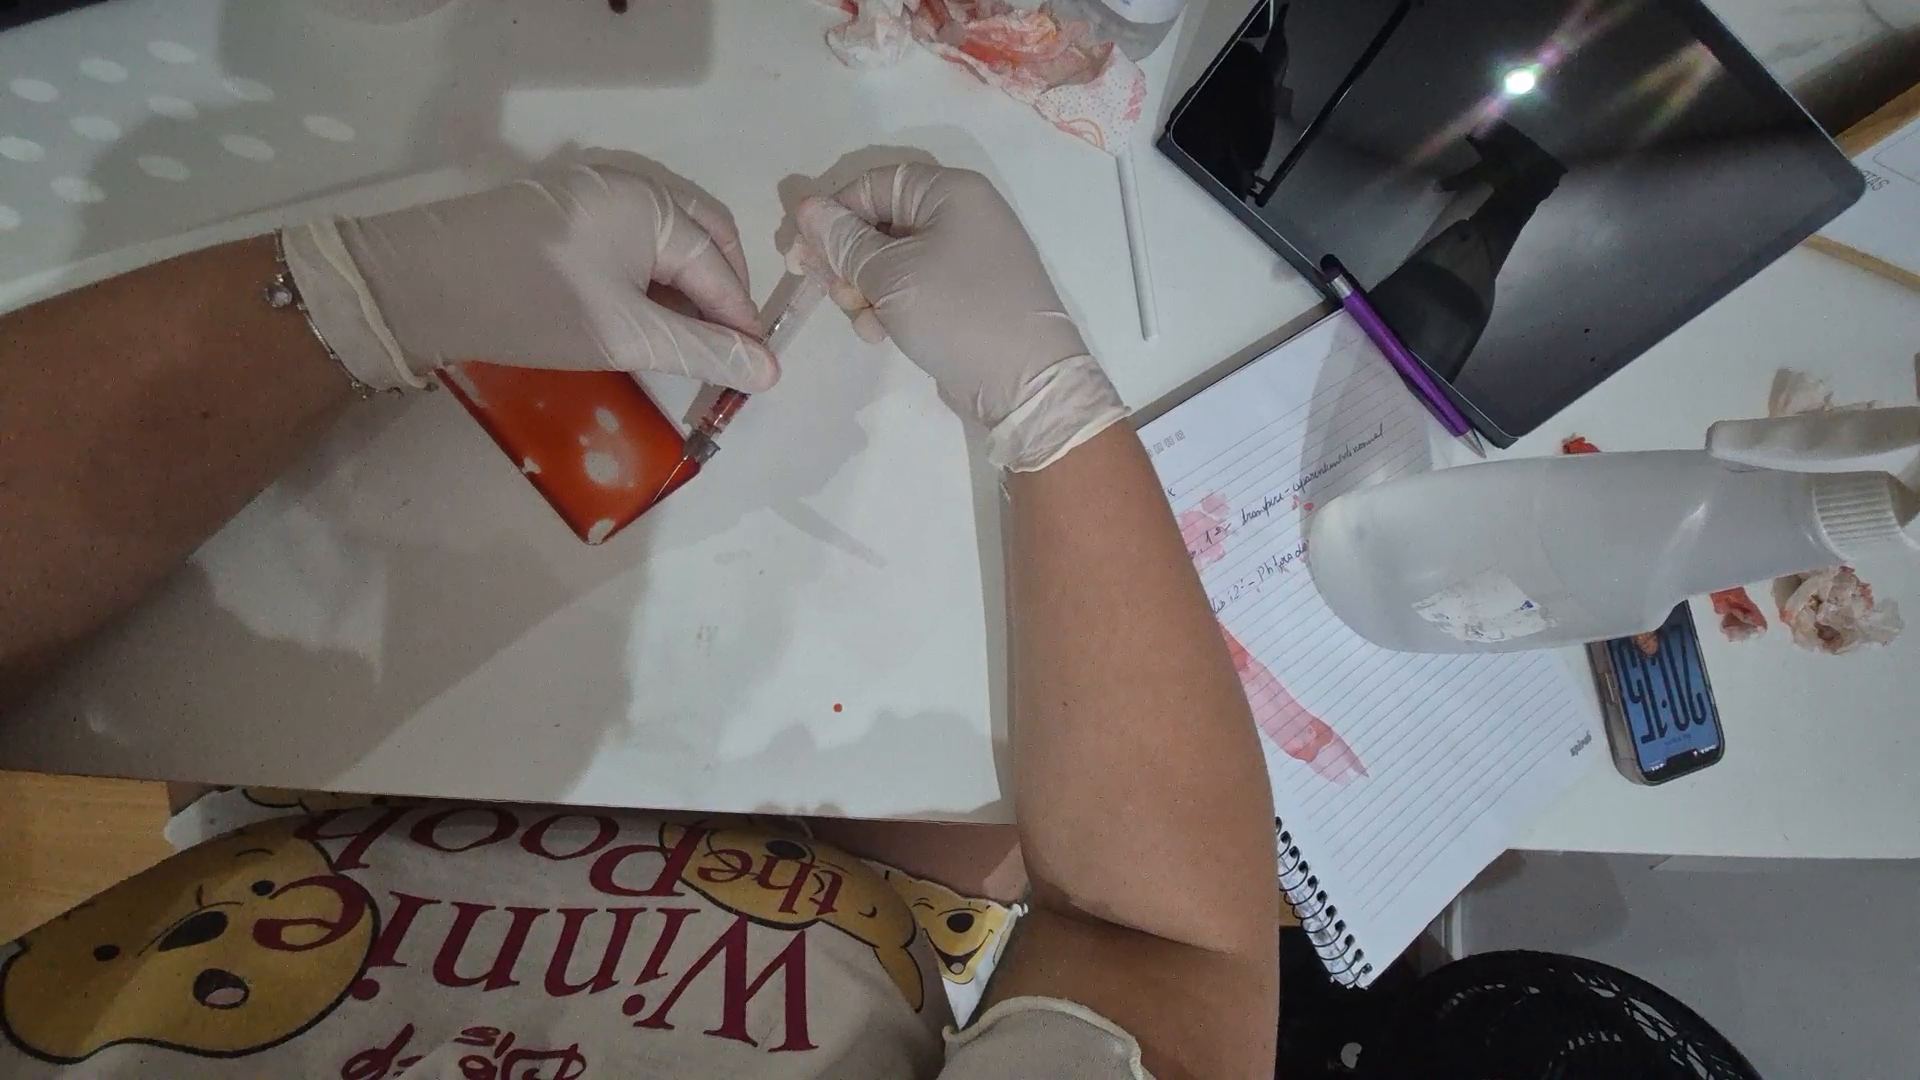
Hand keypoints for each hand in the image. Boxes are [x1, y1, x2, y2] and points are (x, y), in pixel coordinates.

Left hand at [282, 164, 775, 391]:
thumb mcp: (630, 336)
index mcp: (653, 205)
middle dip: (727, 293)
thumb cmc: (534, 306)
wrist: (415, 287)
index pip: (721, 269)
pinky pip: (643, 239)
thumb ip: (707, 352)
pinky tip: (657, 313)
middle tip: (731, 347)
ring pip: (676, 238)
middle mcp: (634, 184)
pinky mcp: (574, 211)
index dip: (743, 323)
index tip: (760, 370)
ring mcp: (600, 192)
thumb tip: (772, 372)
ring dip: (697, 286)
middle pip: (710, 238)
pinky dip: (663, 277)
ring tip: (697, 337)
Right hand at [790, 164, 1127, 471]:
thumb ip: (845, 242)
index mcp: (950, 192)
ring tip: (862, 320)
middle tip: (825, 293)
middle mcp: (960, 217)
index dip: (831, 215)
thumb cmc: (958, 314)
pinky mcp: (963, 299)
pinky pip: (913, 291)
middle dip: (847, 260)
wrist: (1023, 383)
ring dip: (865, 291)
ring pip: (892, 264)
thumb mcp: (891, 276)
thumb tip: (807, 209)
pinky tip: (880, 334)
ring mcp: (965, 261)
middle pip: (880, 225)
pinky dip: (890, 308)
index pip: (873, 184)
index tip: (799, 253)